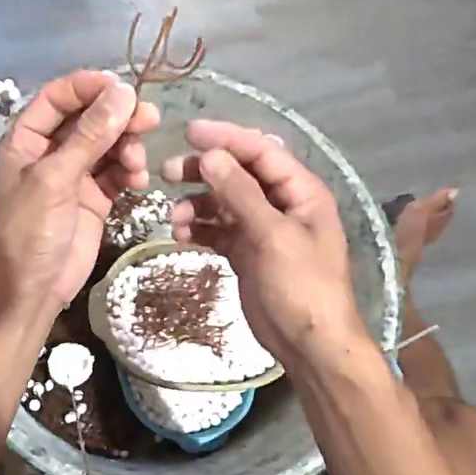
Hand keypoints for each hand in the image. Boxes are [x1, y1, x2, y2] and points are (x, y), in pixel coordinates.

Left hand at [0, 70, 159, 313]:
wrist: (34, 289)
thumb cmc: (31, 231)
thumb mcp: (55, 180)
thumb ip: (89, 136)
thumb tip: (125, 93)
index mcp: (26, 140)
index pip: (58, 98)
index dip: (89, 87)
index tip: (123, 88)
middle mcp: (50, 152)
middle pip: (89, 118)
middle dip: (118, 118)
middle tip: (148, 120)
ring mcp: (73, 176)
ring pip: (108, 145)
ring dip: (127, 148)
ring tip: (136, 166)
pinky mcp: (94, 199)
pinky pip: (116, 174)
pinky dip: (129, 173)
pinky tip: (138, 183)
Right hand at [164, 120, 366, 366]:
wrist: (308, 342)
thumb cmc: (300, 285)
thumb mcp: (272, 235)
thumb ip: (240, 193)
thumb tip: (210, 156)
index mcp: (300, 191)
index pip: (261, 151)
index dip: (226, 138)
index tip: (188, 133)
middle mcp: (281, 205)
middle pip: (239, 175)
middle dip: (204, 172)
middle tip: (167, 173)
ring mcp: (263, 230)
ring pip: (224, 205)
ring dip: (197, 206)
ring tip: (174, 217)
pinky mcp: (247, 254)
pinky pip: (219, 232)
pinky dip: (200, 231)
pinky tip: (181, 236)